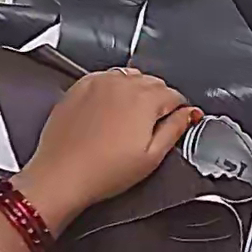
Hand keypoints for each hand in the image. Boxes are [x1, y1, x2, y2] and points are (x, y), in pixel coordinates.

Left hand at [15, 68, 202, 224]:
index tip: (177, 121)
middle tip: (153, 125)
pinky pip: (106, 78)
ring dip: (136, 91)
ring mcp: (99, 83)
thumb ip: (175, 129)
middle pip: (154, 82)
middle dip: (159, 100)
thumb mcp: (151, 157)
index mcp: (144, 99)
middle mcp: (122, 84)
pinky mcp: (80, 87)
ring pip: (130, 76)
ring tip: (130, 119)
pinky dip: (113, 88)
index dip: (179, 111)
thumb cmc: (103, 171)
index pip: (174, 95)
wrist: (62, 175)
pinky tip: (109, 111)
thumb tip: (189, 114)